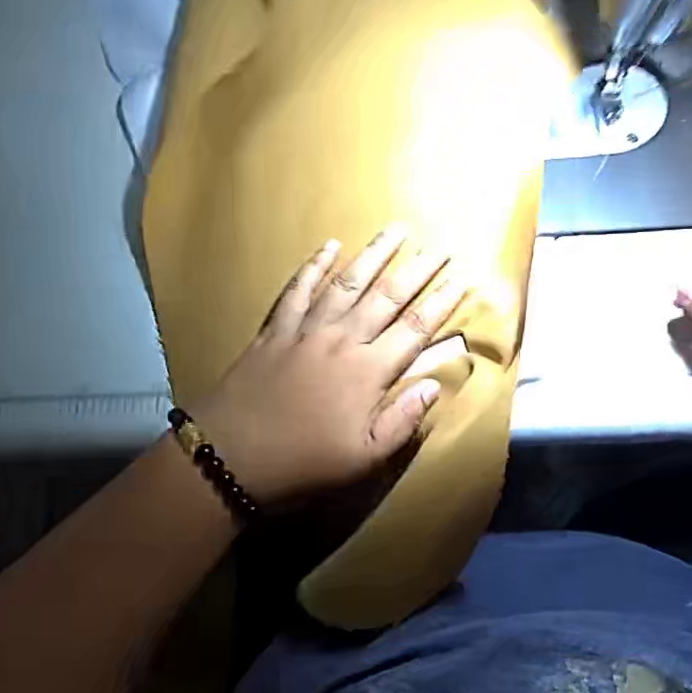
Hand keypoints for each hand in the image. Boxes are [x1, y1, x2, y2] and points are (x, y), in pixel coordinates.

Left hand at [177, 227, 468, 504]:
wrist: (230, 456)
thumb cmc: (305, 462)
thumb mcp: (365, 457)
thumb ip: (403, 420)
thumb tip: (434, 385)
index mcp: (369, 372)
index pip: (415, 328)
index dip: (442, 302)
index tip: (461, 278)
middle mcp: (342, 340)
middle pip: (387, 296)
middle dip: (417, 270)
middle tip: (439, 247)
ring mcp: (306, 330)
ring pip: (347, 283)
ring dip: (374, 254)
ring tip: (397, 230)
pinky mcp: (276, 330)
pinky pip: (298, 290)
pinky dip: (314, 266)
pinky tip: (329, 245)